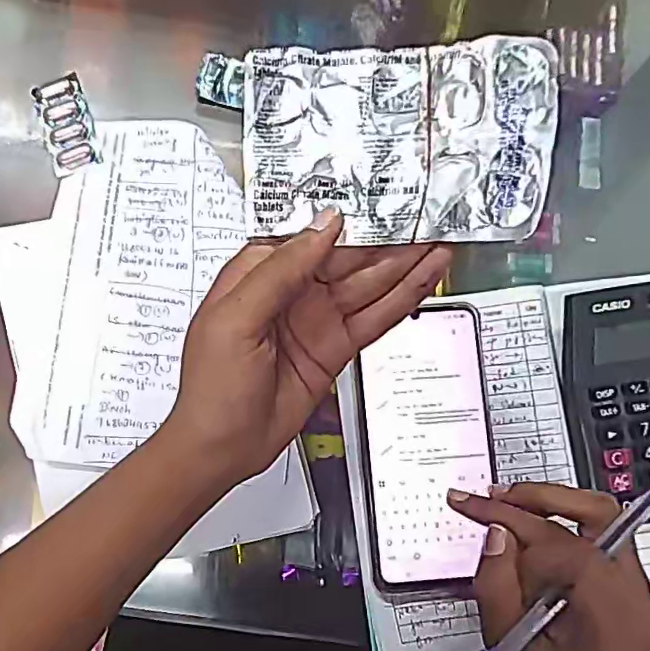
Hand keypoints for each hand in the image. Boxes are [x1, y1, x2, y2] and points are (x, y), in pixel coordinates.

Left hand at [163, 209, 451, 485]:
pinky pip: (373, 318)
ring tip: (438, 240)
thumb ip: (278, 272)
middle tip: (425, 217)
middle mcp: (288, 296)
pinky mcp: (333, 349)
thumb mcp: (234, 320)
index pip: (308, 238)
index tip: (380, 203)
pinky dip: (401, 298)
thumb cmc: (211, 389)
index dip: (346, 222)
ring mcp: (313, 322)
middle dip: (385, 239)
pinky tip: (424, 278)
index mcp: (256, 277)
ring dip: (403, 264)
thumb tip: (319, 230)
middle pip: (345, 258)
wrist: (221, 447)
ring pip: (366, 285)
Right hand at [447, 483, 649, 650]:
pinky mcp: (634, 570)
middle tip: (496, 496)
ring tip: (510, 500)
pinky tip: (533, 518)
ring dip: (553, 500)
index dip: (521, 527)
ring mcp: (644, 582)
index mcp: (612, 623)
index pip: (571, 552)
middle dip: (540, 498)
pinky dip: (563, 516)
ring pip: (605, 514)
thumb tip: (498, 533)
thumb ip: (496, 586)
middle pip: (599, 517)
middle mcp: (640, 598)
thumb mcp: (506, 641)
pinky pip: (600, 527)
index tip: (481, 512)